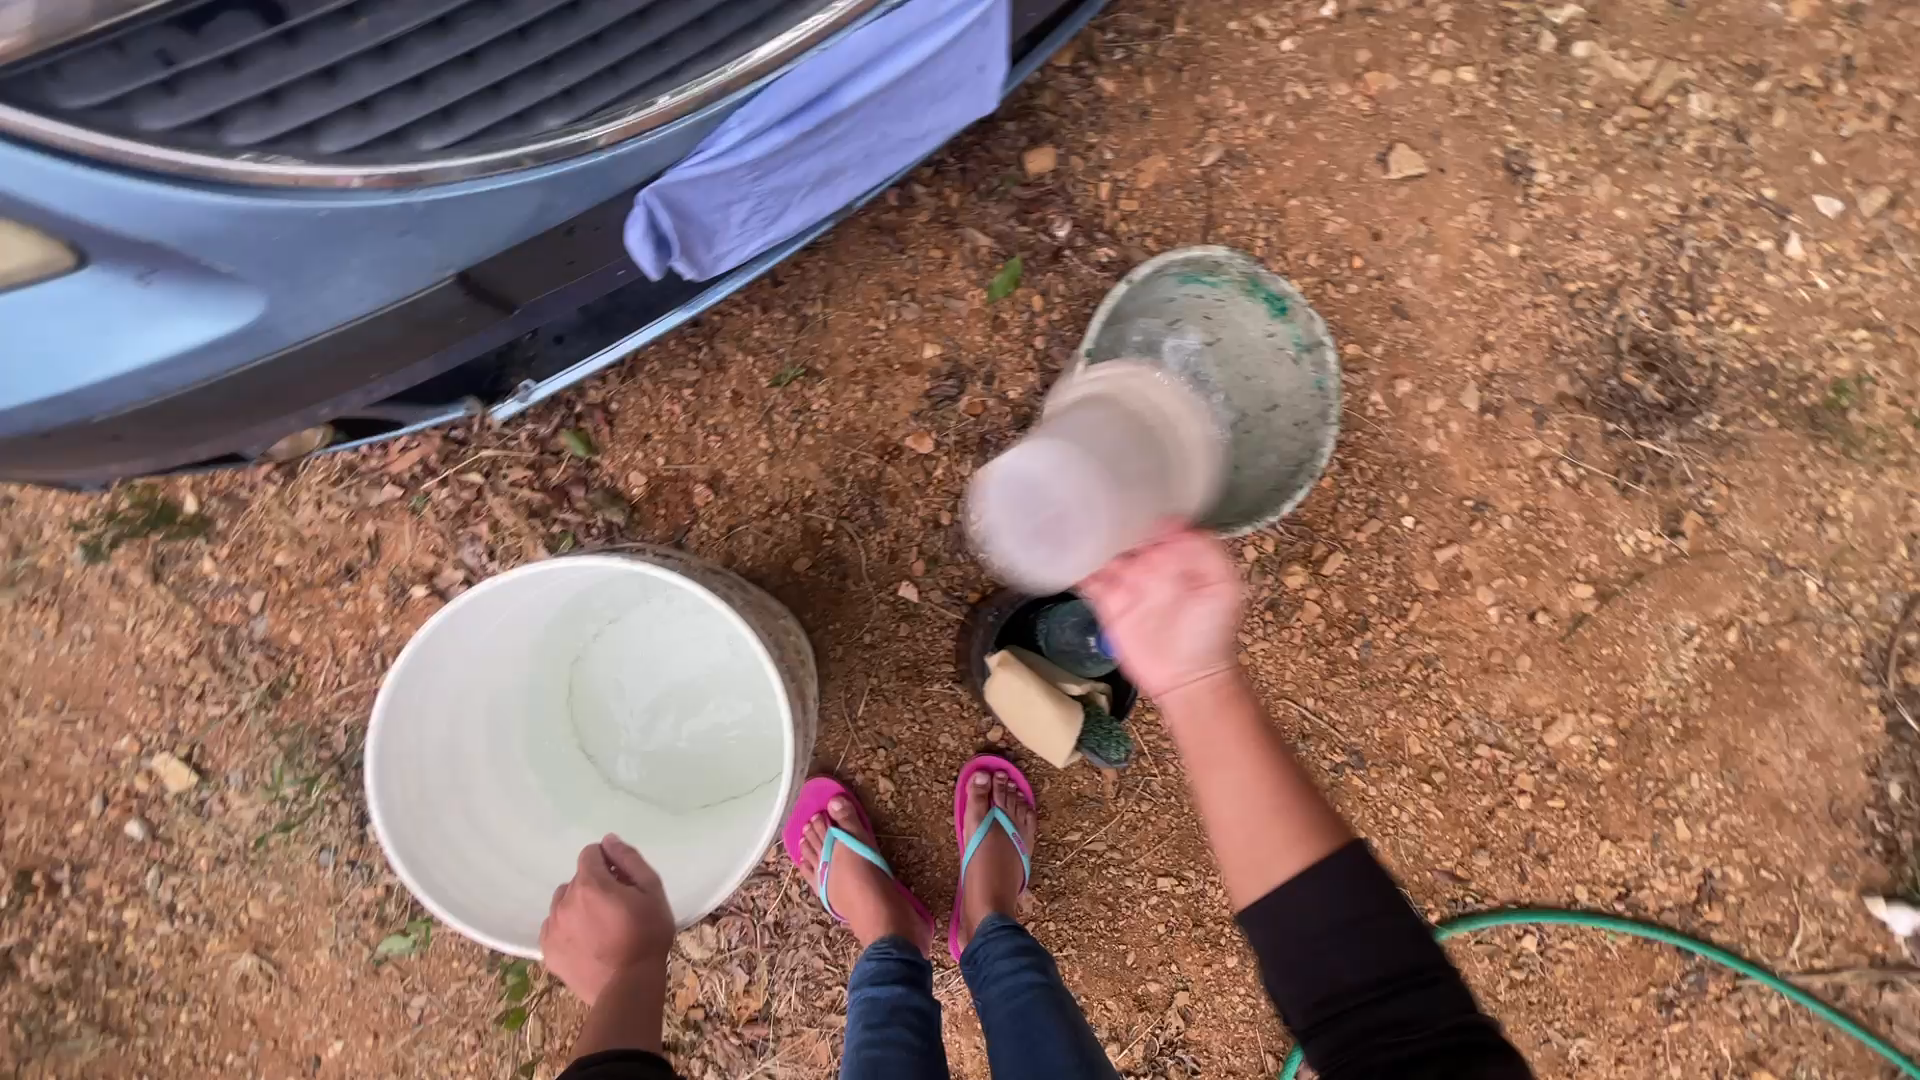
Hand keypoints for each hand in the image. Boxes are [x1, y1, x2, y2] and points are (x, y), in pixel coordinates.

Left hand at [540, 835, 674, 1005]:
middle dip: (596, 883)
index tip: (623, 878)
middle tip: (618, 905)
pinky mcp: (547, 951)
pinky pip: (554, 925)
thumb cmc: (647, 932)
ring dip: (579, 903)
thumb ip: (628, 859)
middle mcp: (564, 902)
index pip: (590, 854)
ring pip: (564, 901)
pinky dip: (568, 925)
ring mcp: (552, 928)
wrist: (628, 985)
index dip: (608, 860)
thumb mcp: (651, 889)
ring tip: (600, 924)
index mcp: (590, 884)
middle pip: (578, 878)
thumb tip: (608, 840)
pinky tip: (587, 939)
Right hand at [1078, 527, 1243, 701]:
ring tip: (1075, 528)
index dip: (1141, 514)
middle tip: (1095, 512)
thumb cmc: (1211, 631)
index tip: (1128, 505)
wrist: (1188, 677)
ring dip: (1089, 541)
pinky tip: (1066, 556)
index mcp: (1175, 554)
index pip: (1153, 524)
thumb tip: (1173, 523)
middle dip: (1110, 523)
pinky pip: (1087, 580)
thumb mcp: (1223, 586)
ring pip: (1102, 552)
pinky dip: (1074, 568)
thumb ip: (1205, 551)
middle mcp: (1148, 564)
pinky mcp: (1107, 604)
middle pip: (1123, 534)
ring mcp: (1125, 583)